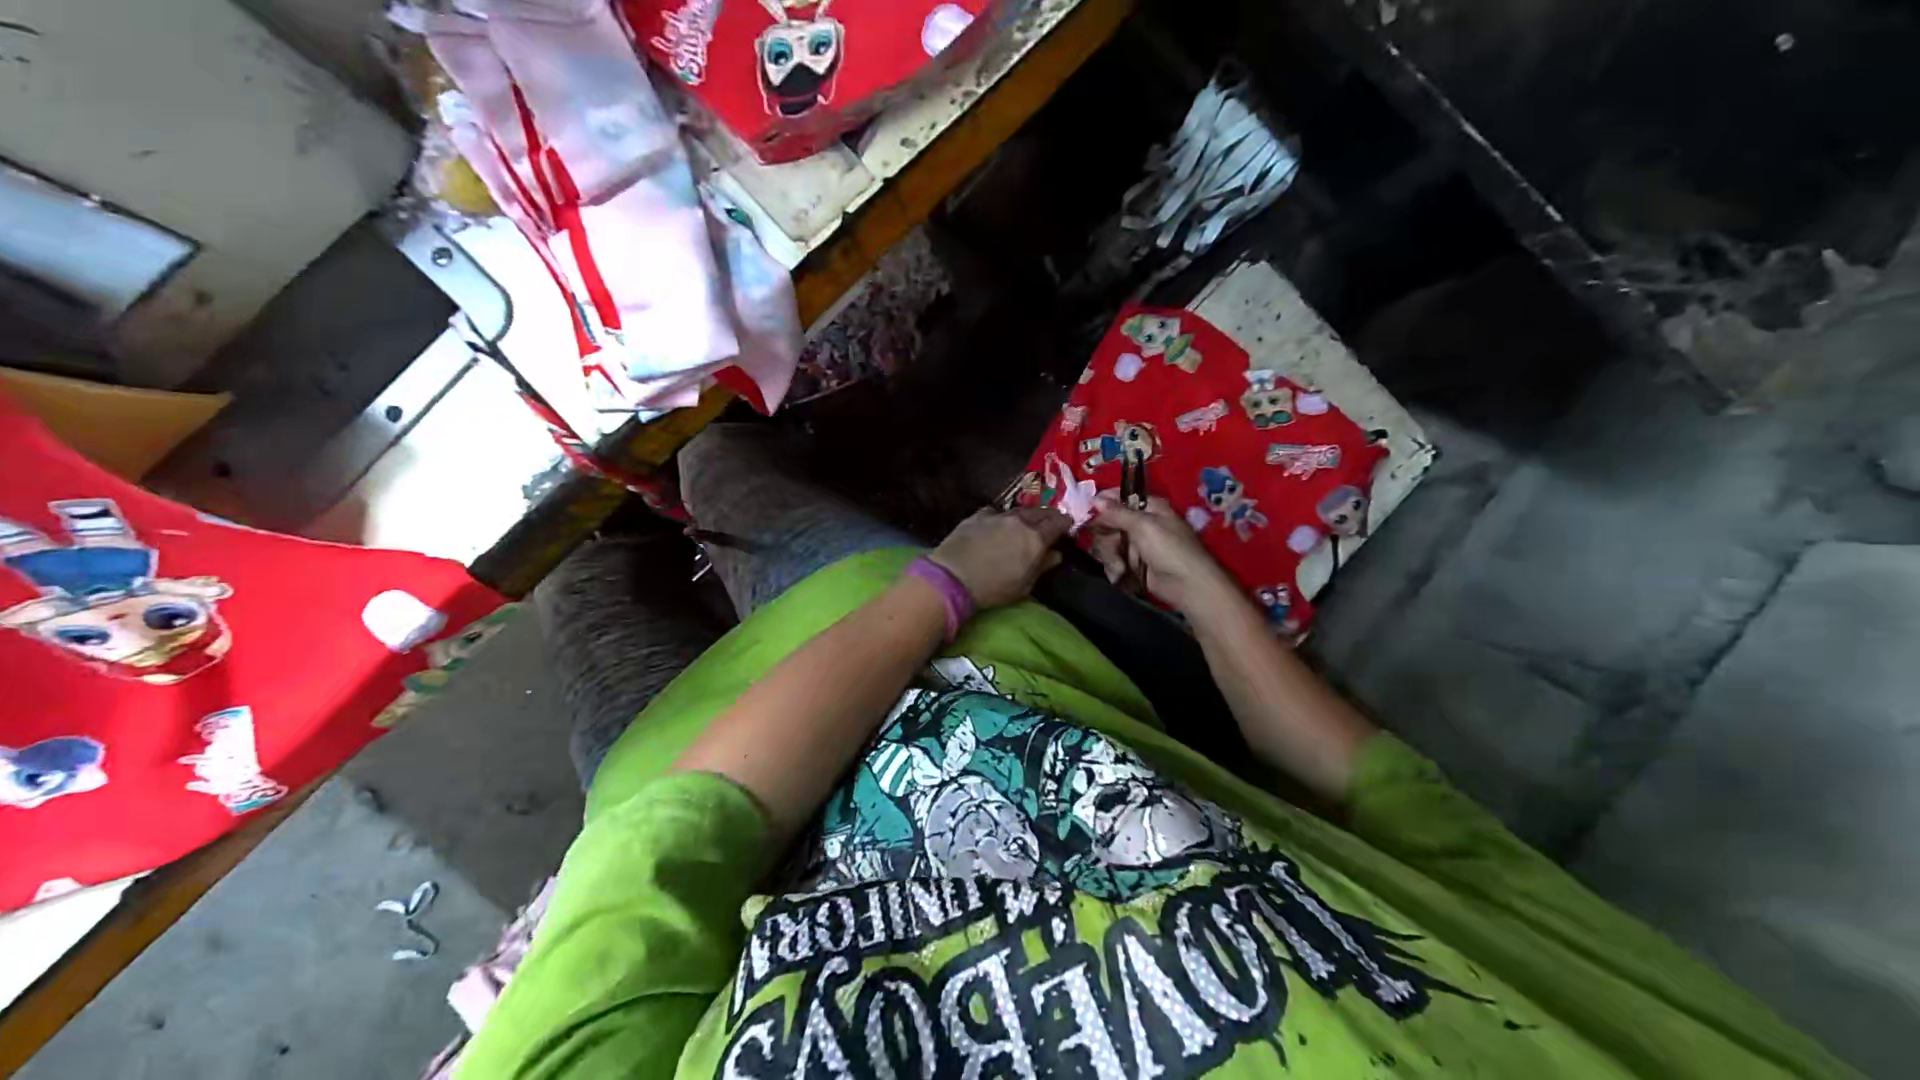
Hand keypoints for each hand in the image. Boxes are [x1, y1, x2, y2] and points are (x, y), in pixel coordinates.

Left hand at [929, 507, 1069, 608]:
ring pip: (1019, 510)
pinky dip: (1001, 517)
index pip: (1059, 522)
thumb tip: (1056, 554)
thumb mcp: (1024, 585)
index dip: (1065, 524)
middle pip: (1041, 512)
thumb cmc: (993, 588)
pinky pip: (996, 512)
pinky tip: (997, 524)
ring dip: (1026, 516)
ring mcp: (997, 516)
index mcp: (1036, 538)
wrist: (953, 577)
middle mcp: (1019, 521)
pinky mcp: (977, 516)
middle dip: (1048, 516)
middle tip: (1049, 524)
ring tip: (1025, 524)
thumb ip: (1043, 566)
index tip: (1066, 528)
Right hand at [1089, 496, 1242, 618]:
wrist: (1187, 586)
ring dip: (1109, 557)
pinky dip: (1114, 569)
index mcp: (1148, 507)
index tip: (1087, 513)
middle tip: (1111, 548)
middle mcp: (1140, 523)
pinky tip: (1120, 576)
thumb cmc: (1170, 549)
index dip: (1101, 504)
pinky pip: (1112, 561)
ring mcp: (1135, 545)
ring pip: (1107, 544)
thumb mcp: (1144, 525)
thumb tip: (1094, 498)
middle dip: (1105, 539)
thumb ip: (1117, 512)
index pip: (1118, 498)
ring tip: (1120, 569)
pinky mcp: (1131, 565)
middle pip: (1107, 523)